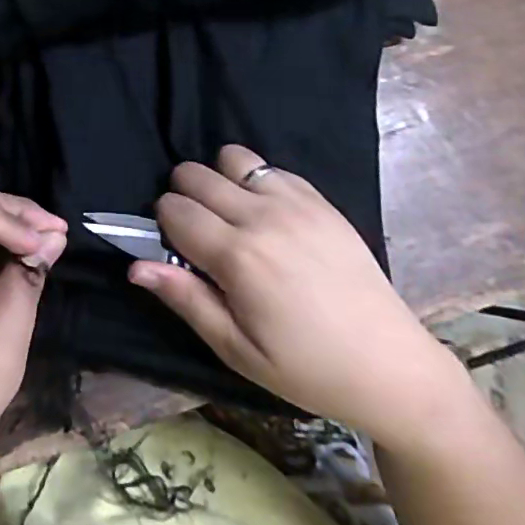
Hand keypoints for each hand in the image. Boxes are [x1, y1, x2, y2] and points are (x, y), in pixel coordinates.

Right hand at [130, 146, 467, 441]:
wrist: (390, 363)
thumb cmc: (306, 367)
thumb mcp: (237, 349)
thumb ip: (185, 299)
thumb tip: (134, 266)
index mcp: (238, 256)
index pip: (172, 208)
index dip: (164, 226)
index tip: (178, 250)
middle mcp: (262, 215)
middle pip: (194, 174)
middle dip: (184, 197)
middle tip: (201, 235)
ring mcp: (295, 201)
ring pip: (231, 157)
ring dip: (219, 181)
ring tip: (233, 218)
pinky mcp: (320, 199)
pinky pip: (271, 167)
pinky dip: (256, 182)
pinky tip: (269, 218)